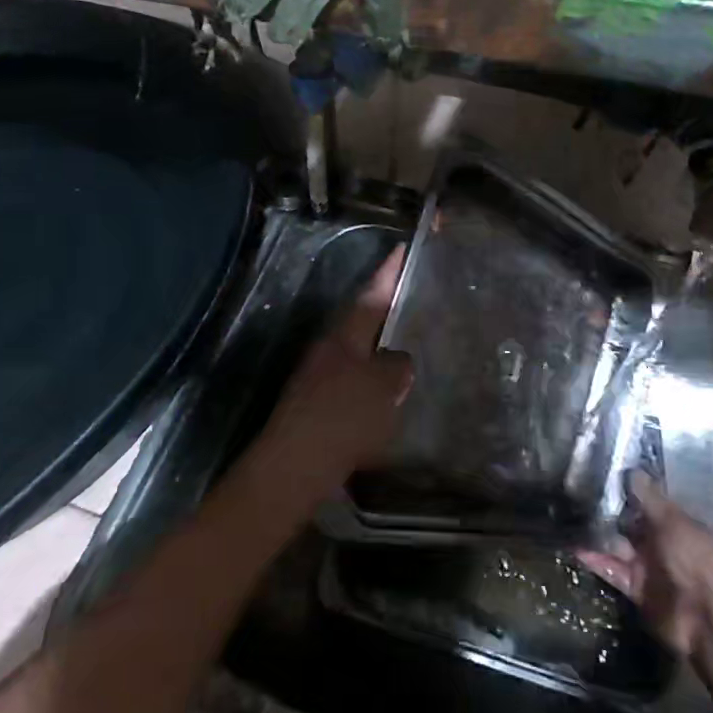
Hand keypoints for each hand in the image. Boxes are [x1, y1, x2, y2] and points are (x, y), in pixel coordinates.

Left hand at [240, 246, 413, 511]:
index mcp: (343, 337)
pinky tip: (391, 396)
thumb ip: (396, 365)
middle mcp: (328, 350)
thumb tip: (397, 359)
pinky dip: (374, 382)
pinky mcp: (318, 407)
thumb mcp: (382, 387)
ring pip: (358, 353)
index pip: (371, 295)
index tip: (402, 248)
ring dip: (381, 348)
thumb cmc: (343, 418)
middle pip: (361, 322)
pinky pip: (354, 383)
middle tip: (416, 300)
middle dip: (387, 310)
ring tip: (412, 348)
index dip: (389, 272)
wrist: (296, 464)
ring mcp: (320, 378)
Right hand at [579, 473, 712, 656]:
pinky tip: (574, 547)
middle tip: (572, 493)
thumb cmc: (695, 562)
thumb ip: (649, 498)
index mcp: (677, 526)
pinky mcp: (636, 588)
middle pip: (629, 524)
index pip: (647, 503)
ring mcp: (649, 567)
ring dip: (596, 535)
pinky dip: (595, 560)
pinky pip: (612, 570)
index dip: (625, 490)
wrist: (707, 621)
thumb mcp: (674, 523)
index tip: (595, 473)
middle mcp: (662, 544)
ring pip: (617, 546)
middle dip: (605, 511)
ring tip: (567, 518)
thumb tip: (632, 469)